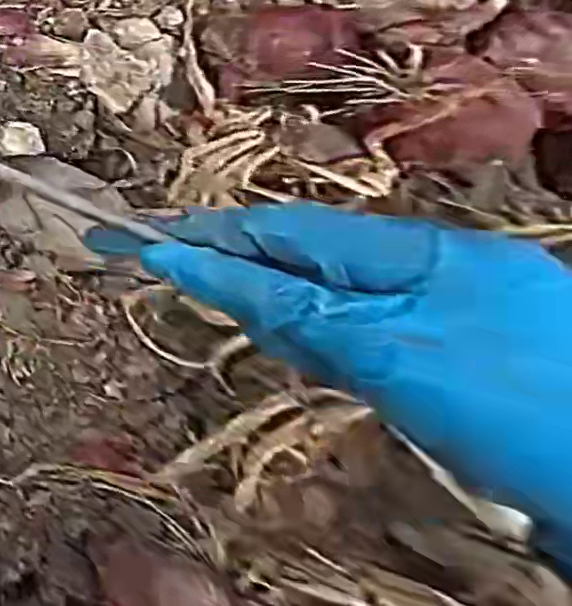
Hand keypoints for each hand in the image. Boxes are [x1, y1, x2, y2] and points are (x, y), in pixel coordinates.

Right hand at [89, 203, 571, 549]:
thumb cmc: (517, 413)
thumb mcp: (373, 349)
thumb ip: (266, 298)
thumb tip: (172, 258)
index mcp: (417, 249)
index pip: (271, 227)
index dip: (193, 231)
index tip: (123, 236)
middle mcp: (434, 267)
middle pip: (298, 261)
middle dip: (256, 289)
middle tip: (254, 328)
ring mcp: (454, 309)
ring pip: (328, 300)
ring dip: (301, 328)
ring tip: (334, 368)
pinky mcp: (461, 350)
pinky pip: (364, 332)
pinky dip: (339, 349)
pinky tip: (353, 375)